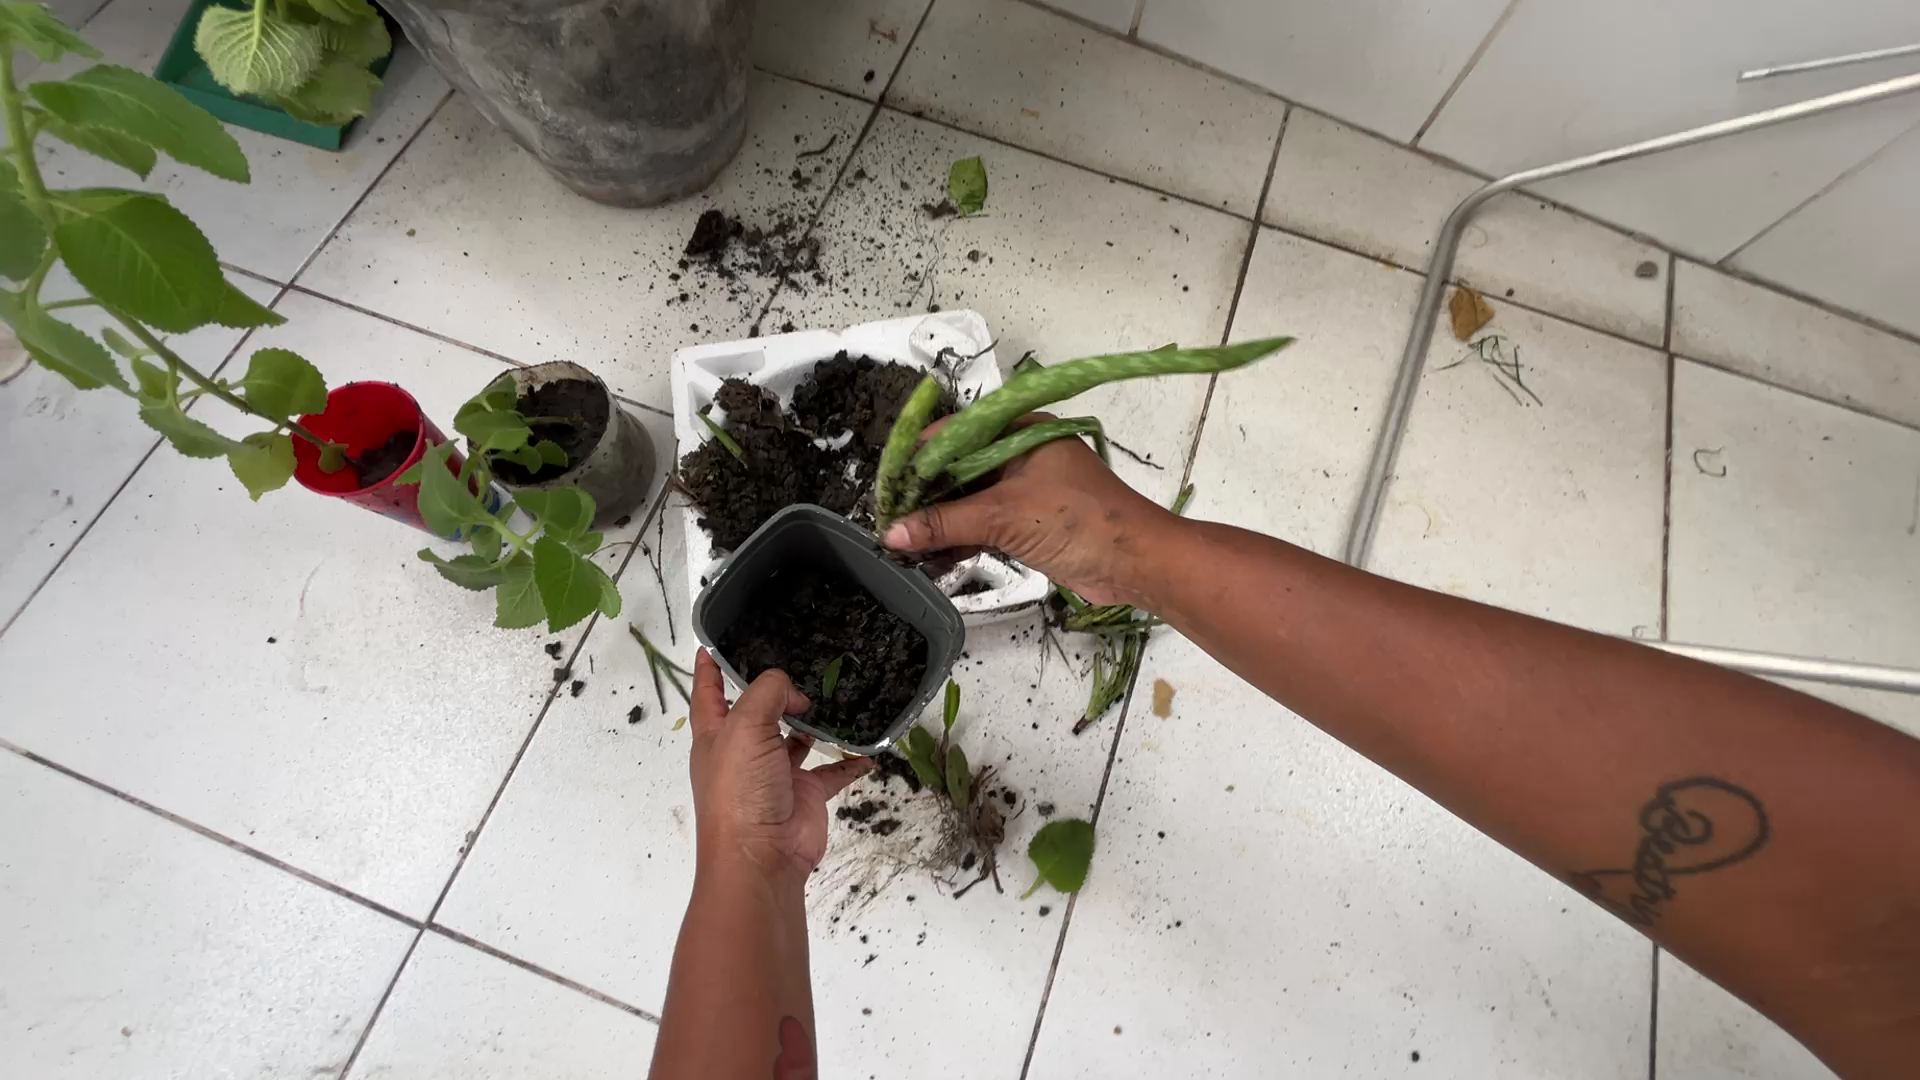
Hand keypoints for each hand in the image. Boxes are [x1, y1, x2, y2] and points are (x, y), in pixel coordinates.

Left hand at [688, 650, 871, 879]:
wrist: (761, 859)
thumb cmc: (740, 789)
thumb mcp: (745, 726)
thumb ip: (769, 693)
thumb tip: (797, 697)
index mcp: (716, 736)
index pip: (707, 692)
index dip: (708, 667)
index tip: (713, 642)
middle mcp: (744, 752)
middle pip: (757, 711)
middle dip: (775, 689)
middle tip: (801, 659)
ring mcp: (775, 774)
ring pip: (796, 738)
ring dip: (813, 720)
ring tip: (836, 692)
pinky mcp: (805, 794)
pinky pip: (832, 770)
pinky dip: (850, 759)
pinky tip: (868, 745)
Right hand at [881, 415, 1175, 605]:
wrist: (1137, 563)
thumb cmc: (1077, 521)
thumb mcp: (1004, 516)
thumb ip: (946, 523)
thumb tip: (892, 533)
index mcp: (1019, 431)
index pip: (953, 435)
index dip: (917, 461)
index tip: (887, 488)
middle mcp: (1019, 455)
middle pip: (958, 471)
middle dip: (925, 498)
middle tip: (889, 522)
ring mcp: (1025, 490)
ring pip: (970, 501)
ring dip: (940, 524)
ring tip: (902, 546)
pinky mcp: (1029, 522)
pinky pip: (984, 525)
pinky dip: (961, 540)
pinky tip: (931, 559)